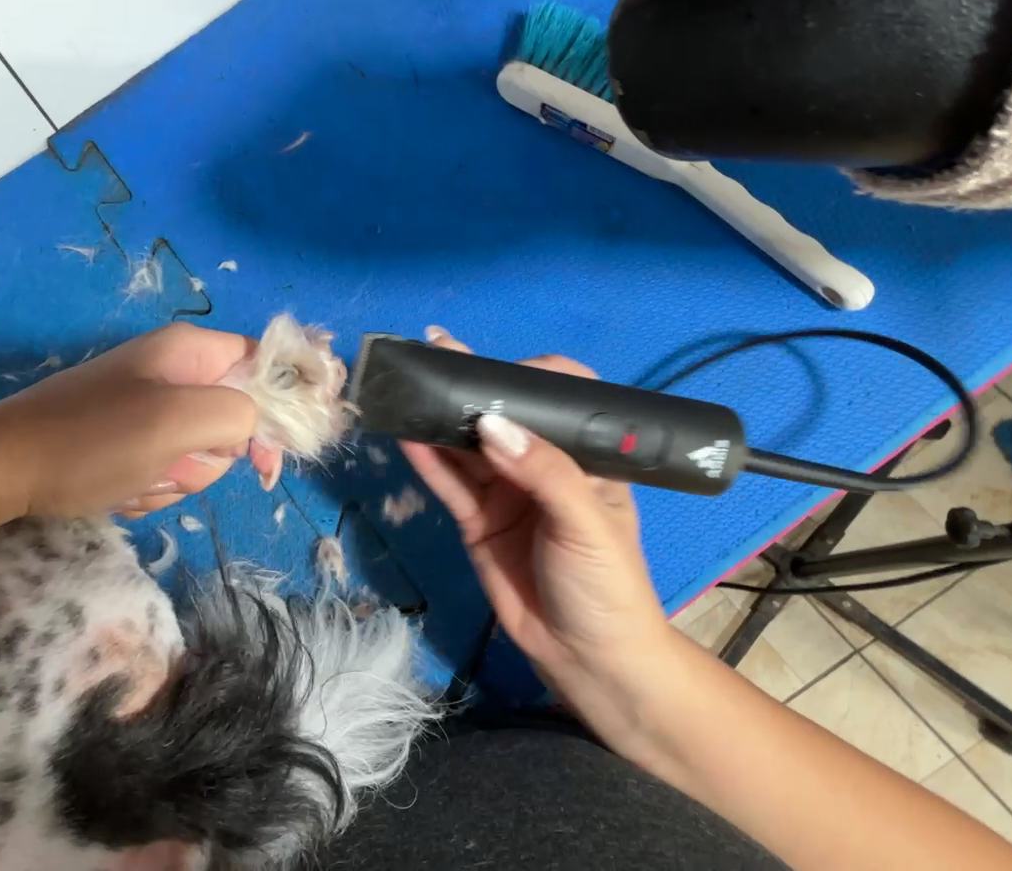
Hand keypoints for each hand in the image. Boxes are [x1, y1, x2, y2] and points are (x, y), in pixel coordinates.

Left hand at [0, 323, 283, 517]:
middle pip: (234, 418)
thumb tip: (255, 423)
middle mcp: (173, 374)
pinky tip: (117, 487)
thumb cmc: (92, 441)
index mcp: (188, 351)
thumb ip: (237, 413)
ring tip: (135, 476)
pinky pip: (167, 469)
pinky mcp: (129, 443)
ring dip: (176, 476)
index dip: (282, 401)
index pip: (263, 362)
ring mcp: (149, 410)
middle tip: (174, 460)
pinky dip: (149, 486)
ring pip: (201, 453)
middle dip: (210, 454)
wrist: (5, 471)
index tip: (276, 450)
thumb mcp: (176, 421)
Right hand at [399, 327, 674, 712]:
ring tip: (407, 387)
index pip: (558, 400)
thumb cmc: (606, 586)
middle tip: (432, 353)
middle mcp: (541, 465)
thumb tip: (489, 425)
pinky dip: (427, 459)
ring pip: (467, 445)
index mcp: (584, 457)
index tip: (495, 371)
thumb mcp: (587, 525)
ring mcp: (504, 491)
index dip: (529, 377)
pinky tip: (405, 434)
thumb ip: (543, 472)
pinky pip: (448, 482)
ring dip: (439, 418)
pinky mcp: (475, 518)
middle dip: (471, 387)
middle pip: (502, 416)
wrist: (585, 659)